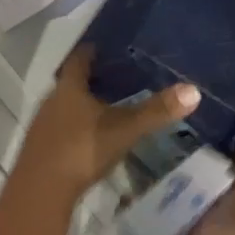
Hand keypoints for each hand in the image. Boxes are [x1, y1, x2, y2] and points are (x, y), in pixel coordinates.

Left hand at [14, 48, 202, 200]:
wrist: (42, 186)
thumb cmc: (82, 148)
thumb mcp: (124, 129)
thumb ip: (155, 111)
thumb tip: (192, 90)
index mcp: (69, 87)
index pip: (79, 59)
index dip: (91, 51)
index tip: (104, 47)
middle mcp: (52, 98)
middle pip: (70, 81)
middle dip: (90, 78)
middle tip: (114, 77)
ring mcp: (43, 121)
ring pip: (65, 103)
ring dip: (82, 102)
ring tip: (106, 105)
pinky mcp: (41, 145)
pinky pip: (60, 124)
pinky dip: (75, 123)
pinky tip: (89, 135)